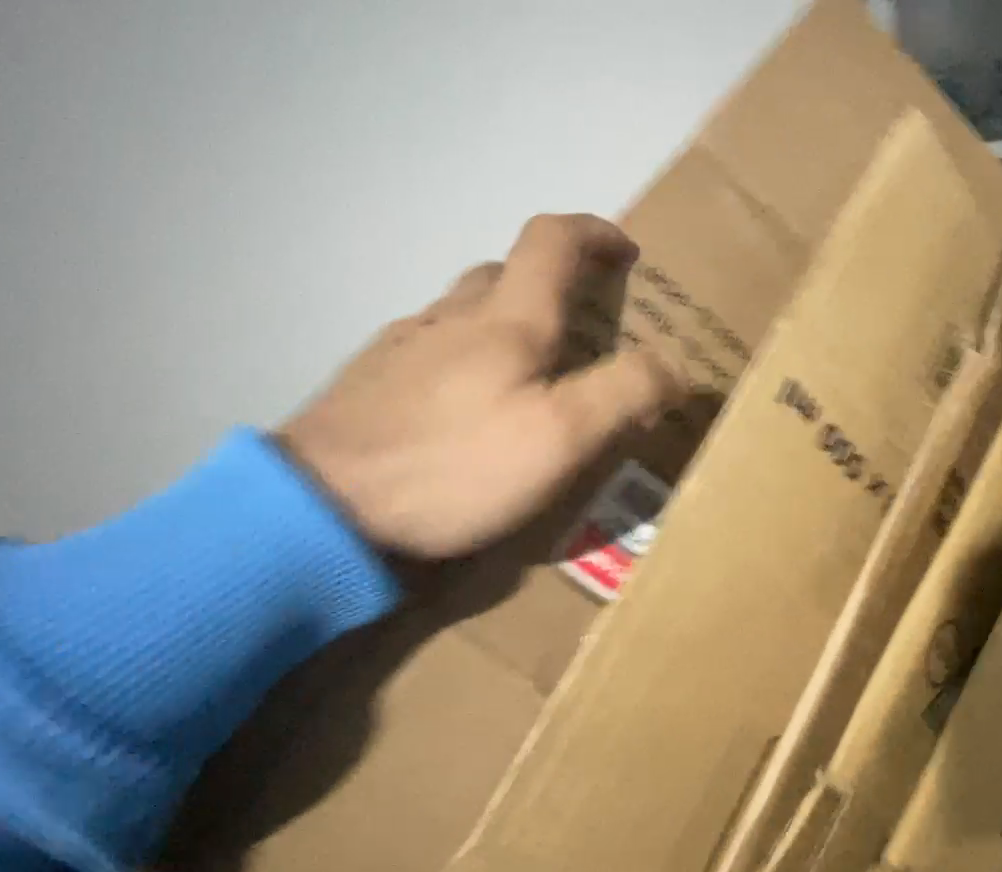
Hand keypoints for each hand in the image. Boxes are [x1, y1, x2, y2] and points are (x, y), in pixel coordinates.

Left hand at [277, 214, 682, 559]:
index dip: (595, 234)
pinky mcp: (374, 385)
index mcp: (505, 322)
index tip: (628, 254)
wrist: (325, 507)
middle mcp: (451, 318)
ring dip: (510, 325)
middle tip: (588, 331)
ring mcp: (404, 349)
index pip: (552, 241)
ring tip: (536, 379)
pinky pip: (436, 351)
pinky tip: (470, 413)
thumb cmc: (456, 467)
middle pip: (508, 274)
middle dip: (555, 286)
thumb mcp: (561, 437)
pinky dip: (470, 362)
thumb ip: (625, 392)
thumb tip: (676, 366)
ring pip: (467, 314)